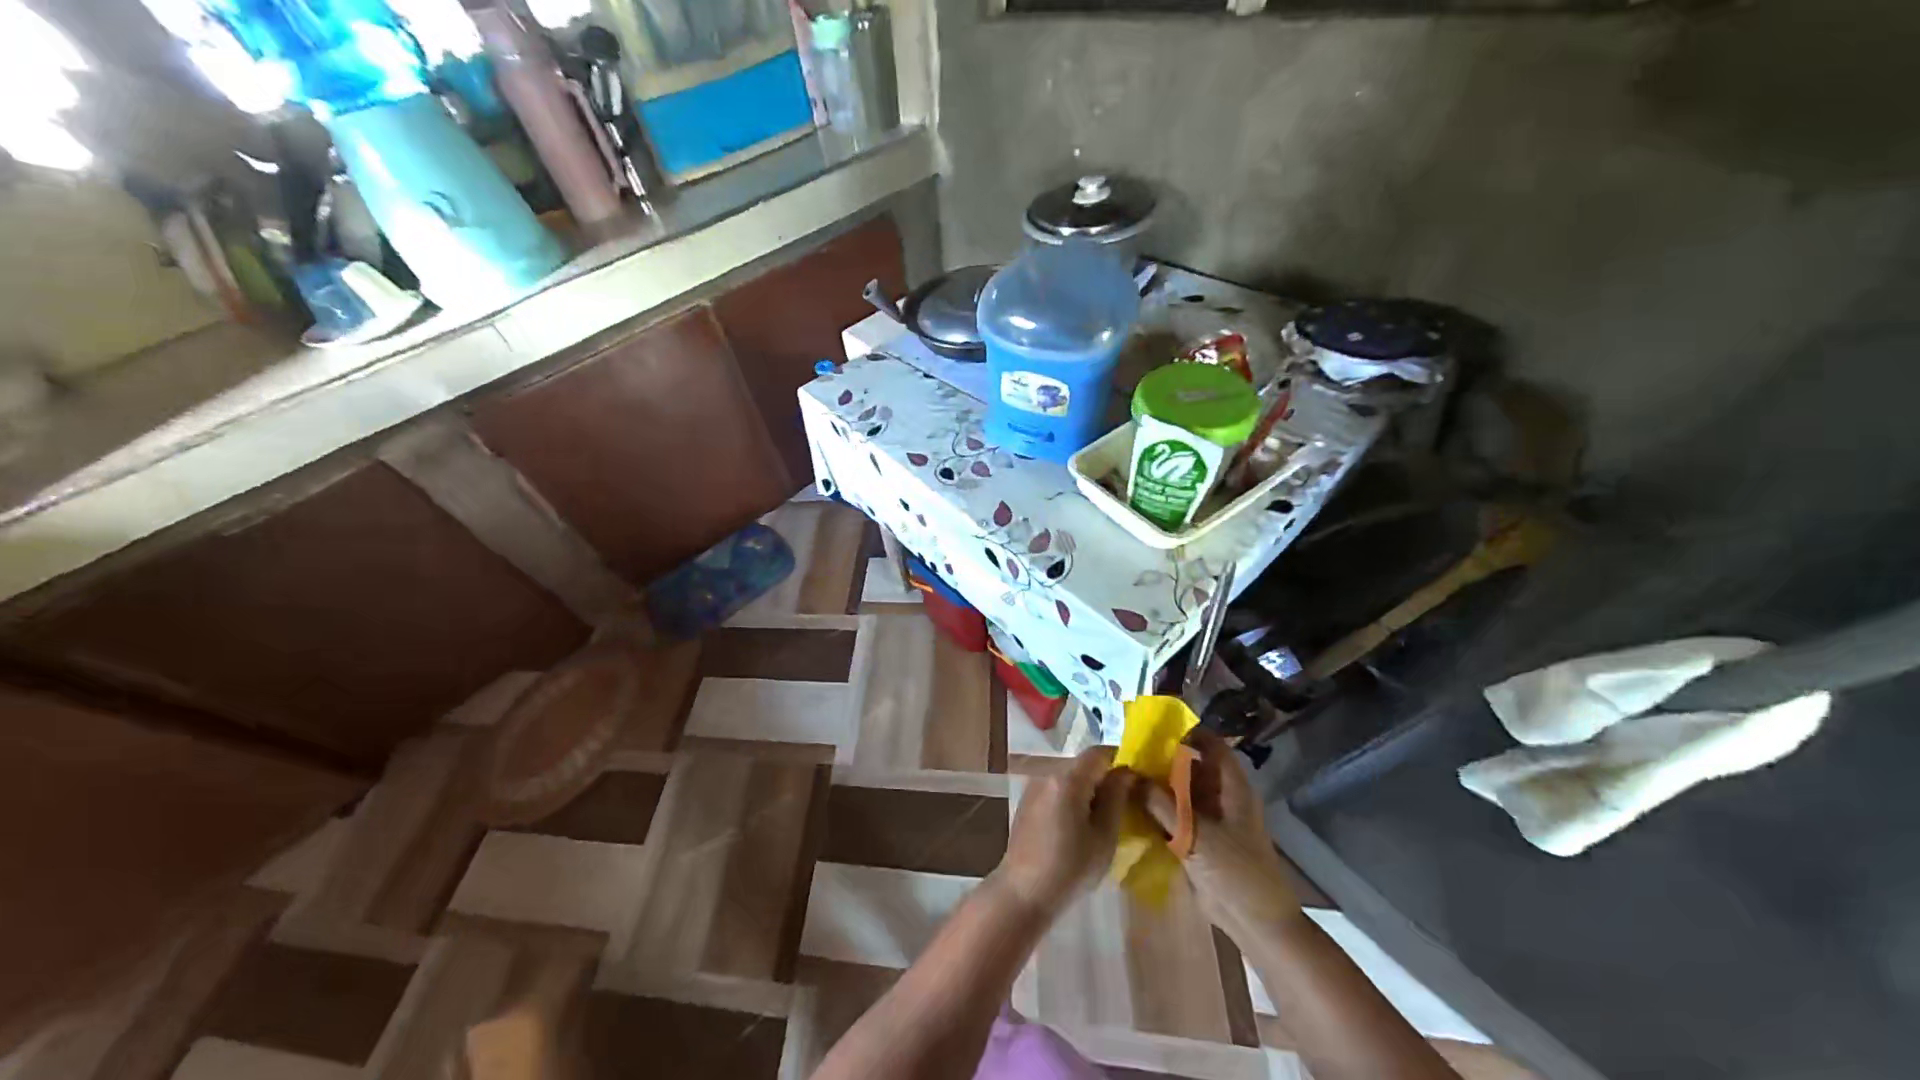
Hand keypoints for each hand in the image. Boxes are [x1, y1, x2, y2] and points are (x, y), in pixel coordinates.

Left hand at [990, 746, 1132, 917]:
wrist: (1023, 892)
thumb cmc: (1070, 868)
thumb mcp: (1104, 836)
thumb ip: (1116, 797)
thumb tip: (1126, 772)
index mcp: (1067, 779)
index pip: (1099, 753)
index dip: (1120, 761)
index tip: (1136, 782)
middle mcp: (1047, 773)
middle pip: (1083, 764)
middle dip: (1105, 777)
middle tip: (1123, 804)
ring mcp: (1033, 786)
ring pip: (1070, 776)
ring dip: (1088, 789)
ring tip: (1101, 818)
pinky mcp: (1027, 801)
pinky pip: (1056, 788)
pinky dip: (1071, 797)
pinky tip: (1077, 825)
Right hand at [1139, 730, 1302, 936]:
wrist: (1256, 923)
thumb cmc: (1235, 872)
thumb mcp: (1196, 836)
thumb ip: (1162, 805)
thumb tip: (1131, 777)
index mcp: (1232, 787)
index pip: (1210, 745)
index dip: (1185, 732)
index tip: (1152, 727)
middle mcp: (1222, 796)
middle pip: (1192, 765)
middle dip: (1163, 757)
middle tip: (1128, 750)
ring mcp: (1212, 818)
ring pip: (1182, 790)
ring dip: (1158, 784)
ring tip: (1124, 773)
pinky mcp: (1201, 839)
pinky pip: (1177, 814)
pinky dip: (1159, 808)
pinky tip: (1132, 804)